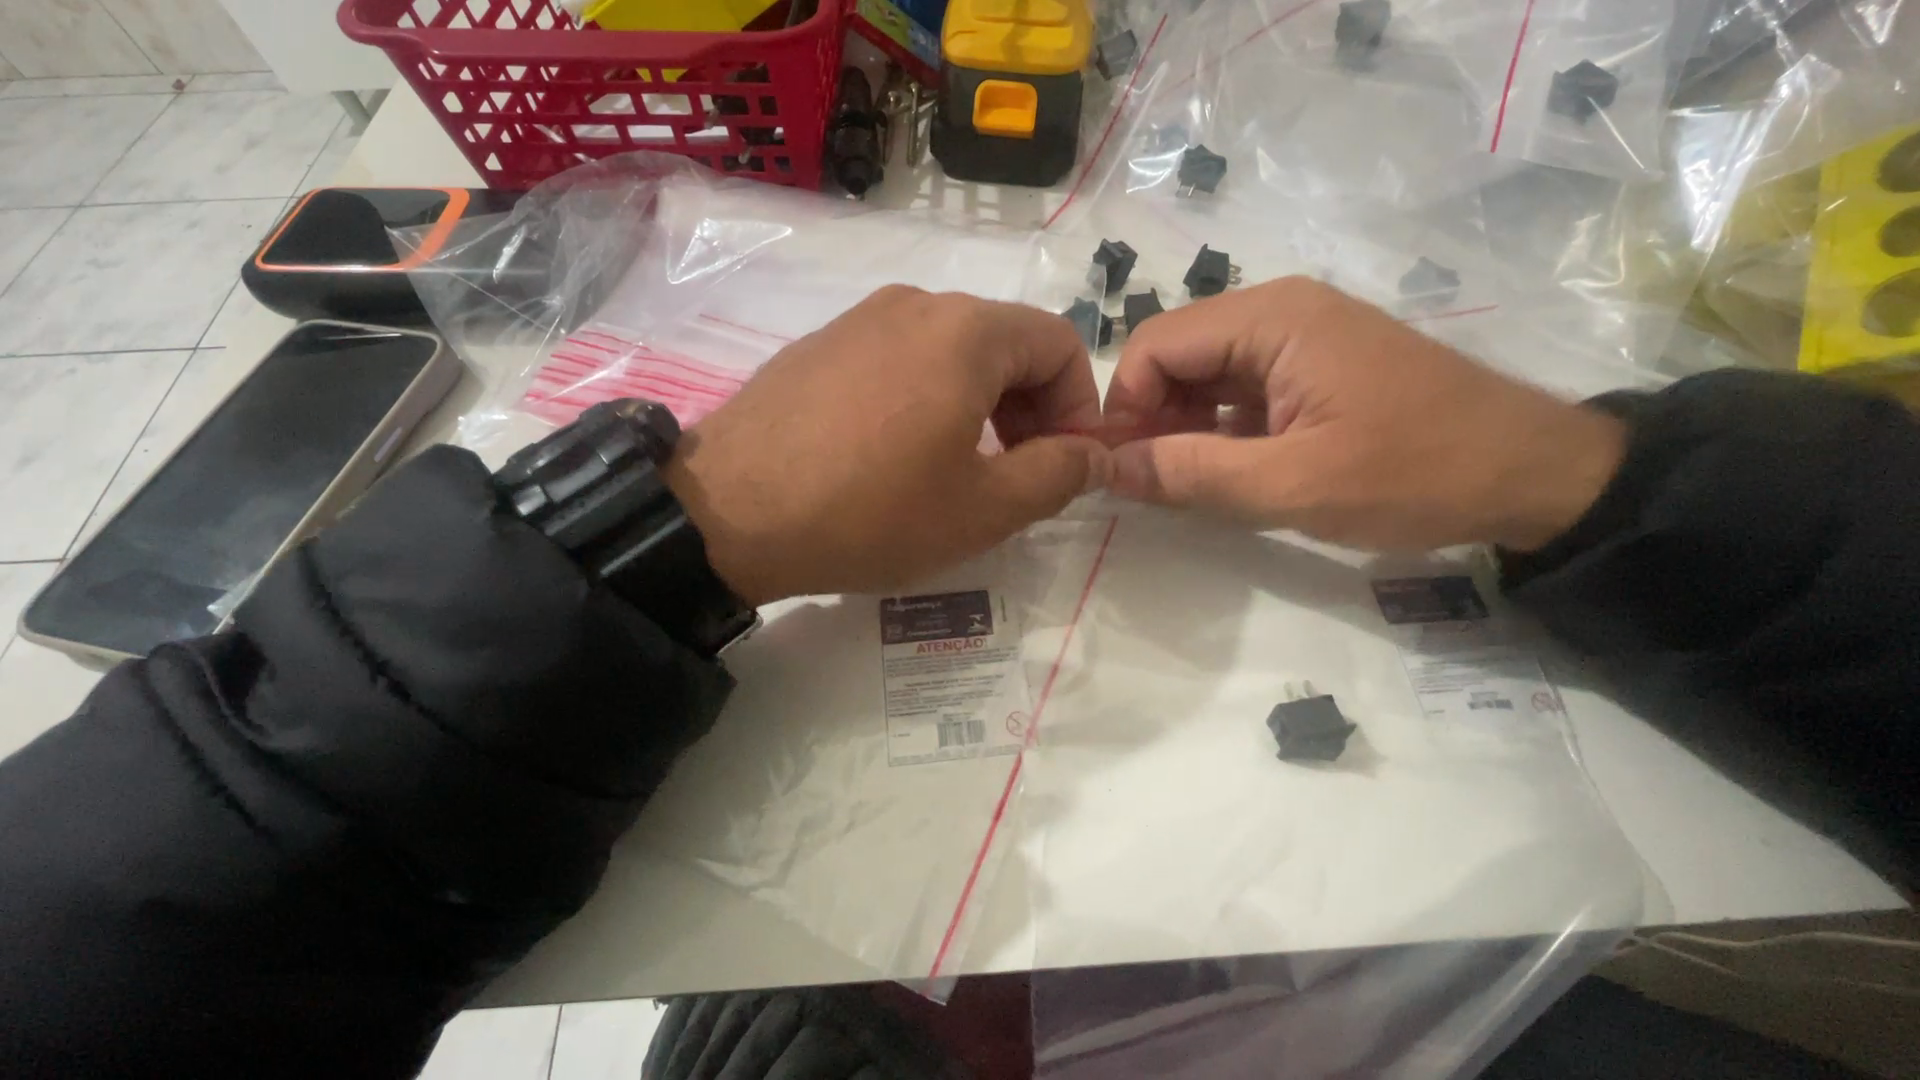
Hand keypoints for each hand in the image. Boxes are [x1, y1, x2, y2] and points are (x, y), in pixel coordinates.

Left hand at [666, 286, 1109, 604]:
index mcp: (967, 331)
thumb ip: (1057, 474)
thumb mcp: (983, 509)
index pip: (1060, 343)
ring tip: (960, 469)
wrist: (728, 513)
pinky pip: (898, 359)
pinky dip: (926, 397)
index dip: (1078, 407)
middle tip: (1019, 474)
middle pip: (1005, 342)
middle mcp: (915, 304)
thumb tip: (1096, 454)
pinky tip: (897, 454)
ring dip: (980, 404)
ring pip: (951, 350)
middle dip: (1031, 407)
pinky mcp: (819, 345)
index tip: (1064, 466)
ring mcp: (859, 318)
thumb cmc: (871, 512)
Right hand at [1102, 277, 1625, 551]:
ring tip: (1184, 487)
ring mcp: (1302, 339)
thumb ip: (1189, 474)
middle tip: (1149, 486)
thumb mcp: (1292, 484)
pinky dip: (1221, 431)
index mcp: (1272, 318)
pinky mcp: (1319, 369)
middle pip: (1177, 355)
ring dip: (1183, 429)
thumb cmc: (1416, 474)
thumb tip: (1106, 467)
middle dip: (1150, 418)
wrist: (1535, 475)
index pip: (1155, 344)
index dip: (1124, 406)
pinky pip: (1242, 391)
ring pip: (1207, 376)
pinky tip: (1226, 474)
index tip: (1120, 470)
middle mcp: (1280, 312)